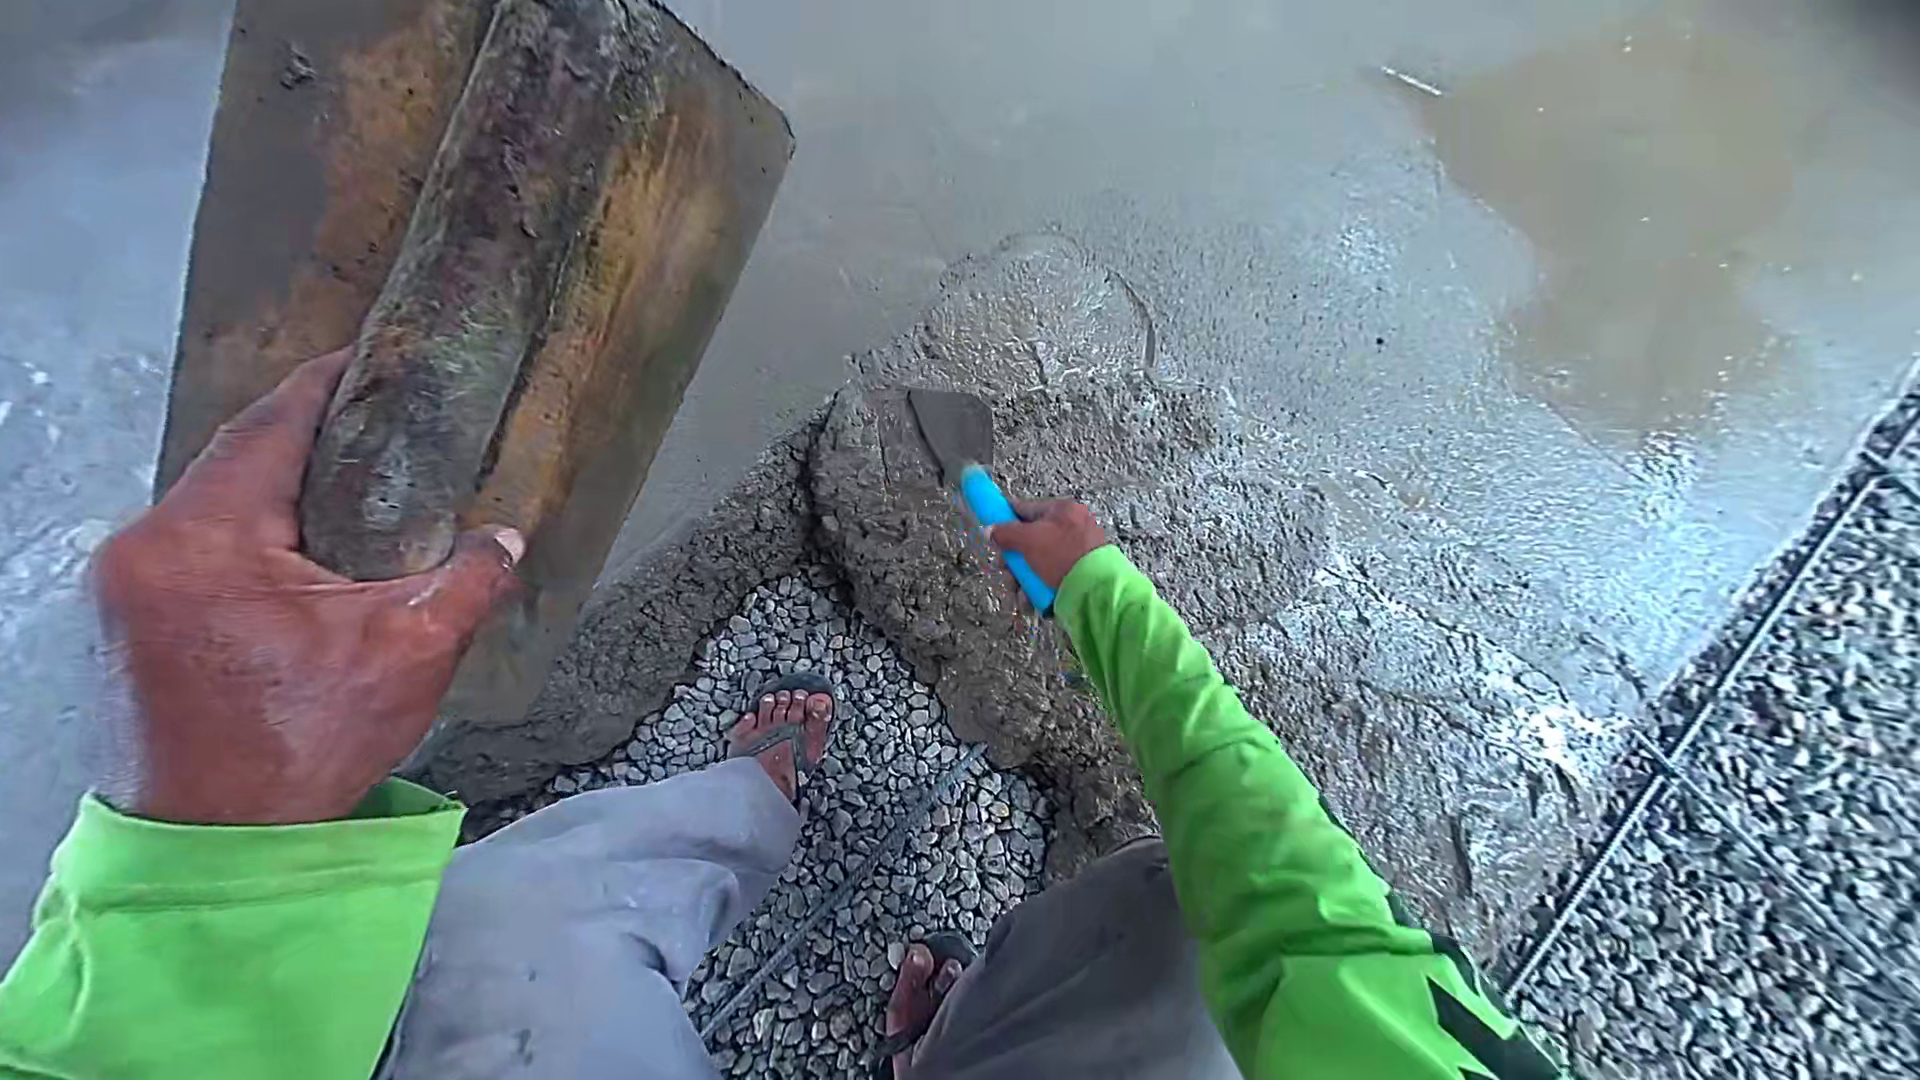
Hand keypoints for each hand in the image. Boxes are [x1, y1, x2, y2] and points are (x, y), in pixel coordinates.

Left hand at [93, 350, 523, 824]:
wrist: (226, 833)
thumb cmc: (312, 734)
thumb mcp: (415, 648)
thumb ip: (470, 580)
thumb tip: (509, 537)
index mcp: (201, 544)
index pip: (265, 433)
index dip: (321, 386)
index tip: (369, 356)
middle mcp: (150, 549)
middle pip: (243, 461)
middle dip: (322, 431)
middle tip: (399, 414)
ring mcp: (140, 584)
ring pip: (234, 500)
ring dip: (305, 478)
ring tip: (383, 466)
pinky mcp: (155, 613)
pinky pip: (226, 538)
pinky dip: (286, 519)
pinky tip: (344, 530)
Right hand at [987, 499, 1108, 589]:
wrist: (1094, 590)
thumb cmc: (1064, 557)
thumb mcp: (1028, 540)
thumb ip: (1005, 533)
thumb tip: (989, 531)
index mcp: (1063, 511)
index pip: (1025, 509)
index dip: (1005, 519)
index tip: (991, 528)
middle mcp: (1071, 528)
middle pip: (1029, 541)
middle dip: (1013, 561)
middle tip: (1005, 570)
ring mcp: (1075, 553)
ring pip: (1037, 563)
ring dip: (1022, 580)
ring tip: (1018, 593)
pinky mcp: (1076, 574)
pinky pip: (1049, 578)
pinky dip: (1036, 589)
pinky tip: (1030, 601)